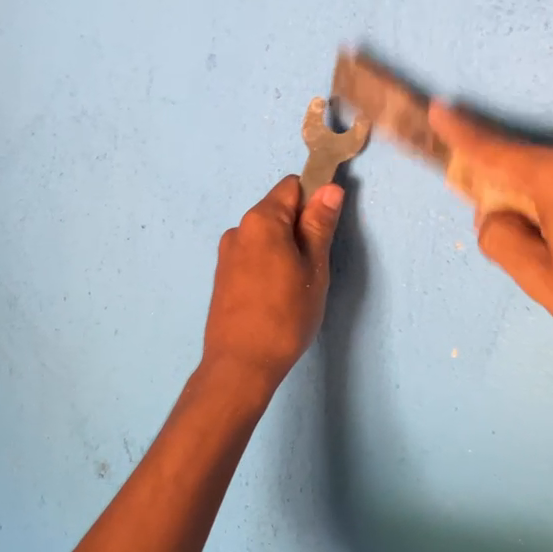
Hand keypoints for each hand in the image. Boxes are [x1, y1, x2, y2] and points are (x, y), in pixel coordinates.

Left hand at [202, 175, 344, 386]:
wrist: (240, 365)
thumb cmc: (286, 316)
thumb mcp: (313, 268)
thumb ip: (319, 225)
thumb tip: (330, 188)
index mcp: (261, 220)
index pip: (291, 187)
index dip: (314, 199)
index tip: (327, 228)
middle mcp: (239, 229)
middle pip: (277, 211)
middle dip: (299, 228)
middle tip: (315, 265)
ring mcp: (226, 253)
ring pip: (265, 236)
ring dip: (284, 249)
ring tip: (296, 286)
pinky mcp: (222, 276)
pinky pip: (252, 256)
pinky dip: (268, 264)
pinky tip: (276, 296)